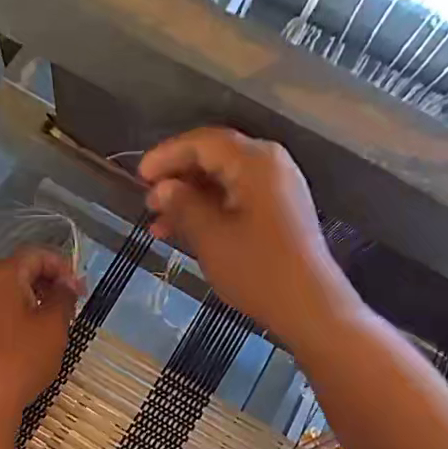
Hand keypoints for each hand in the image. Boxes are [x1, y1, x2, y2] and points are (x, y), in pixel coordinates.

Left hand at [0, 246, 82, 417]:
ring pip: (7, 292)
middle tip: (71, 304)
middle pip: (19, 271)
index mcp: (2, 275)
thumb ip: (63, 296)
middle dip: (48, 282)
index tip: (80, 289)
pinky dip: (17, 314)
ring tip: (55, 320)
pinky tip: (32, 334)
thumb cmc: (24, 356)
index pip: (35, 255)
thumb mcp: (54, 324)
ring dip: (33, 299)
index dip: (62, 267)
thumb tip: (66, 284)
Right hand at [139, 128, 358, 348]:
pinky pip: (238, 198)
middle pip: (215, 158)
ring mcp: (278, 188)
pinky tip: (188, 232)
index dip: (167, 155)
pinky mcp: (280, 212)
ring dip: (191, 199)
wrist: (308, 305)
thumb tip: (162, 188)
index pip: (203, 143)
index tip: (139, 176)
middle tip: (148, 202)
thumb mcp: (211, 237)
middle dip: (178, 178)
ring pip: (224, 181)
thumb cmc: (257, 269)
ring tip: (160, 225)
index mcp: (254, 162)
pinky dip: (211, 210)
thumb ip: (183, 206)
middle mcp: (270, 165)